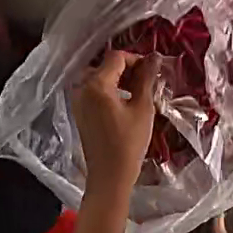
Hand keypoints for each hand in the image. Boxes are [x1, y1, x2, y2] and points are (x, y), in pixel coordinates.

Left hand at [73, 49, 157, 197]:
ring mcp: (78, 100)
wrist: (110, 175)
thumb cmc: (129, 142)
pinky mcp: (79, 112)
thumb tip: (154, 56)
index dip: (136, 60)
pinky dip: (109, 91)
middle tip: (147, 83)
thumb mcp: (142, 108)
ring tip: (138, 94)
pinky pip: (94, 91)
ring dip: (119, 80)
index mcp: (96, 84)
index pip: (116, 57)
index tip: (152, 72)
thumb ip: (146, 79)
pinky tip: (125, 104)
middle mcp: (82, 87)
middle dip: (127, 70)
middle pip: (106, 66)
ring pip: (99, 78)